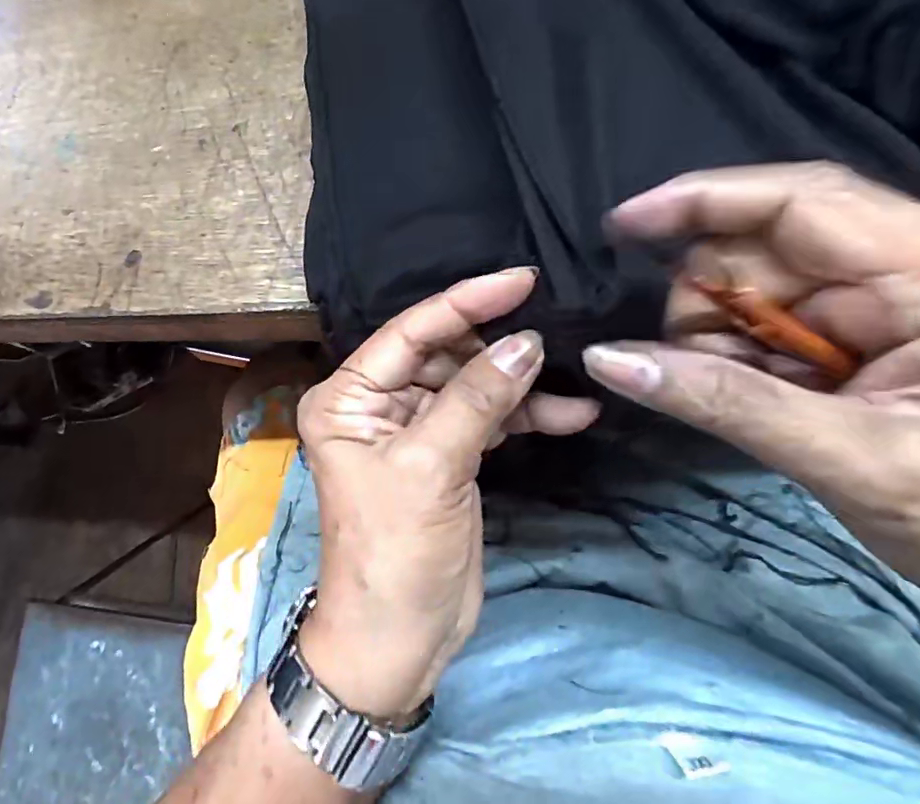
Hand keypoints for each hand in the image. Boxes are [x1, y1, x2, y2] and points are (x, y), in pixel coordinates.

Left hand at [294, 268, 600, 719]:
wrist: (398, 641)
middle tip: (552, 330)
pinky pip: (487, 416)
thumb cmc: (394, 553)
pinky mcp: (446, 453)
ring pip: (471, 383)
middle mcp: (376, 402)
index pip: (410, 331)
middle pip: (443, 352)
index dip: (465, 302)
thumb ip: (477, 399)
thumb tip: (526, 342)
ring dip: (519, 381)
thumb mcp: (431, 469)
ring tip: (571, 375)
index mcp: (348, 396)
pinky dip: (524, 414)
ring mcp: (414, 427)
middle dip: (495, 343)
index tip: (520, 278)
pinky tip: (570, 412)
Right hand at [580, 163, 919, 668]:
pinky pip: (810, 323)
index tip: (624, 225)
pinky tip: (765, 397)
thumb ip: (727, 403)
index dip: (705, 201)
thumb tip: (607, 358)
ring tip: (730, 394)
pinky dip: (765, 356)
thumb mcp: (862, 469)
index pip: (815, 200)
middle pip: (790, 247)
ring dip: (736, 335)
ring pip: (789, 286)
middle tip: (679, 362)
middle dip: (718, 299)